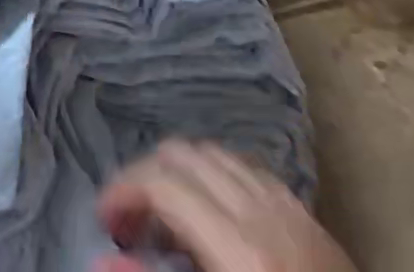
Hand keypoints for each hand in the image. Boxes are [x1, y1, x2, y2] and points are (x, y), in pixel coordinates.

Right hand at [94, 139, 354, 271]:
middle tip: (132, 217)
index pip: (160, 182)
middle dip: (146, 175)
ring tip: (168, 212)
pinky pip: (250, 170)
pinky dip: (218, 176)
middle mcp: (263, 212)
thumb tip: (102, 260)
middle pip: (182, 154)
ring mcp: (291, 209)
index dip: (121, 190)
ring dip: (180, 171)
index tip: (105, 218)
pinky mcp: (311, 218)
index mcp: (240, 246)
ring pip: (214, 153)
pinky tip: (213, 211)